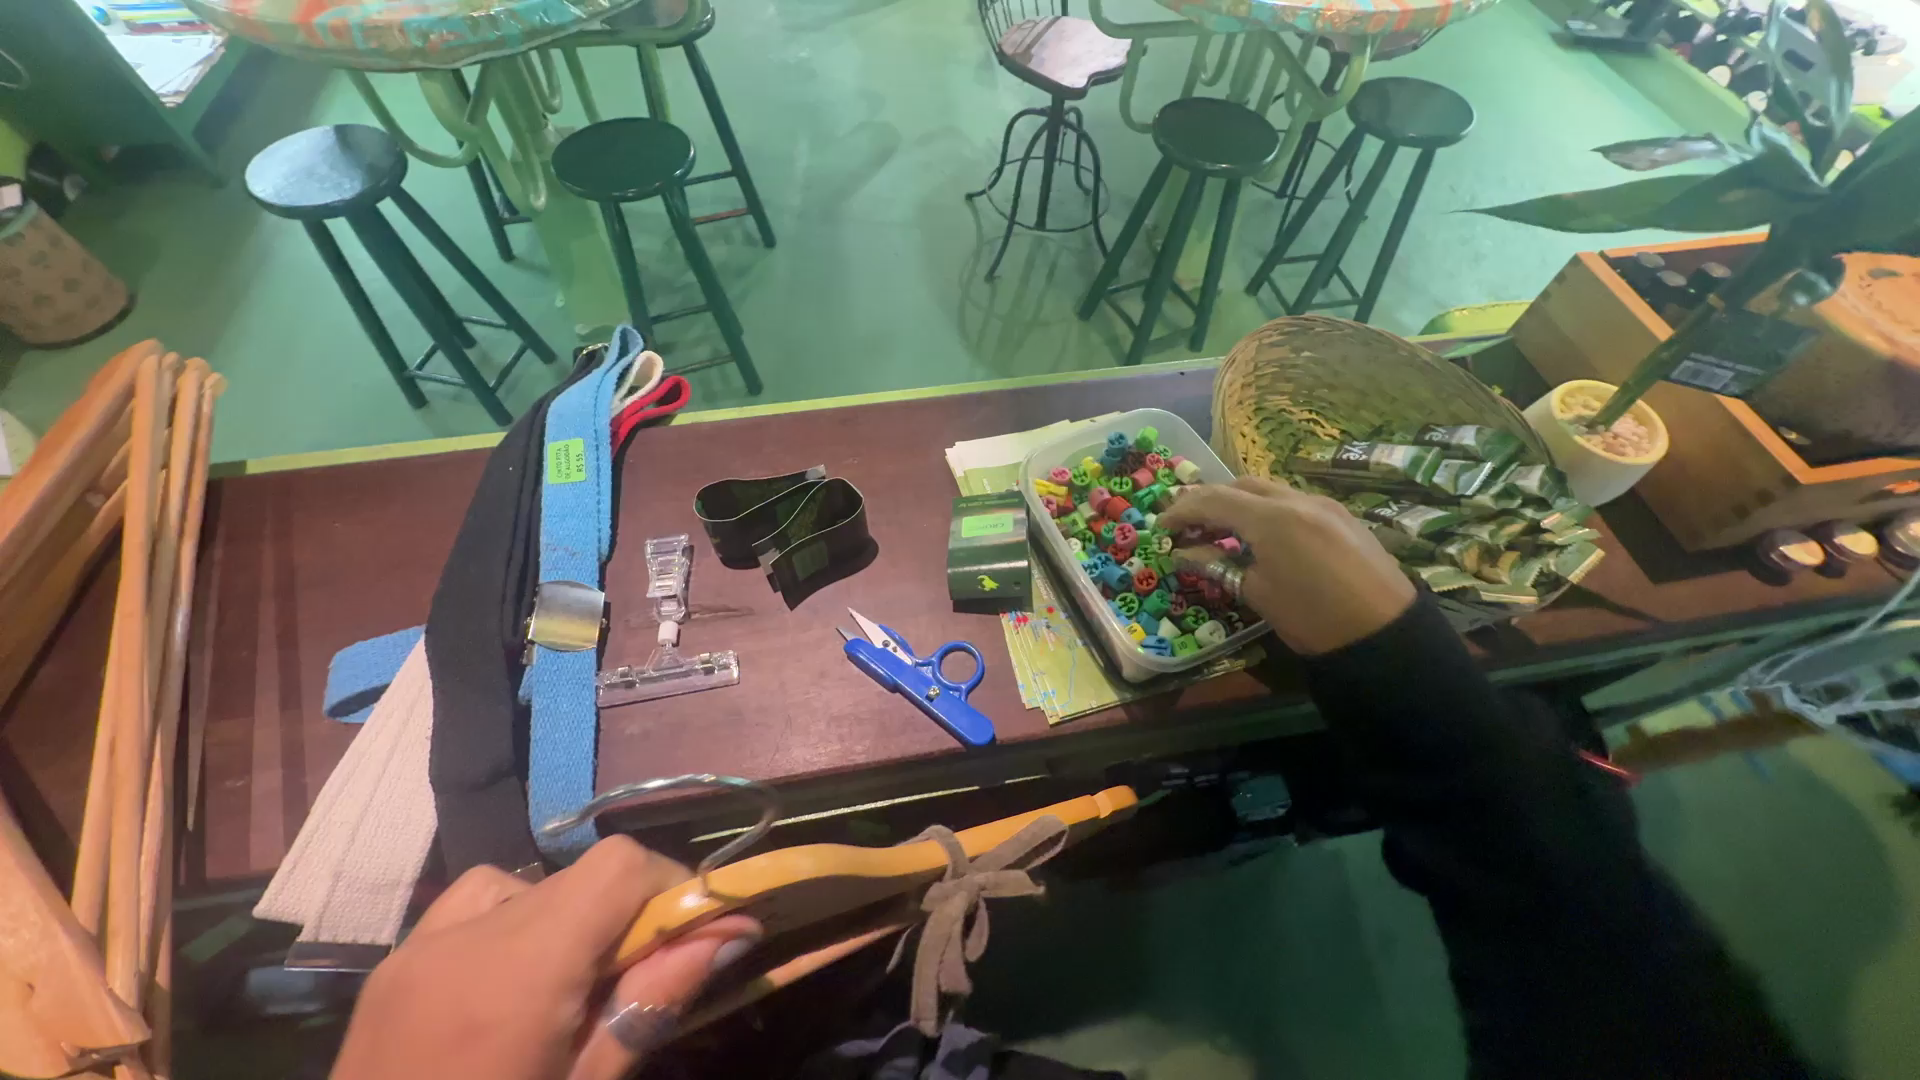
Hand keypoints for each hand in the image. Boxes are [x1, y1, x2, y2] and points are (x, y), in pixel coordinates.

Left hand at [330, 836, 760, 1079]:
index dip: (668, 885)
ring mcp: (423, 943)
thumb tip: (730, 931)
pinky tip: (514, 968)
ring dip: (577, 914)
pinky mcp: (397, 959)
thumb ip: (655, 1000)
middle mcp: (470, 935)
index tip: (690, 932)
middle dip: (630, 908)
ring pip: (538, 882)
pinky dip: (518, 912)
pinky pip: (479, 897)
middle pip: (584, 873)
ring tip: (573, 980)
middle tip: (640, 974)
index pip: (619, 866)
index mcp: (522, 971)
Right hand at [1160, 475, 1415, 655]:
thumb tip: (1184, 554)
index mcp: (1272, 518)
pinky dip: (1264, 512)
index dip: (1181, 511)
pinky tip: (1257, 538)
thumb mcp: (1257, 593)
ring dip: (1237, 505)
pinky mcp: (1340, 517)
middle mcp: (1296, 499)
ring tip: (1218, 532)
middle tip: (1186, 526)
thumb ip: (1217, 565)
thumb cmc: (1312, 618)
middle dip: (1208, 501)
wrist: (1385, 635)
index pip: (1213, 500)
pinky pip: (1290, 502)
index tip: (1160, 527)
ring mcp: (1322, 505)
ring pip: (1267, 491)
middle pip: (1240, 486)